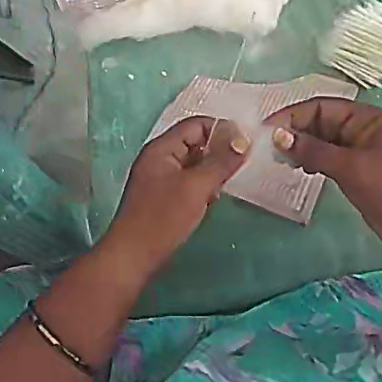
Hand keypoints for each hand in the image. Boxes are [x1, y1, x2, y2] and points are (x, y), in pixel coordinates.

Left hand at [100, 117, 251, 272]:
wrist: (133, 256)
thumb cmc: (162, 218)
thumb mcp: (196, 186)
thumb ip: (221, 162)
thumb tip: (243, 140)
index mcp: (162, 148)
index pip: (196, 125)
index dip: (222, 129)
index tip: (247, 143)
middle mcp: (159, 158)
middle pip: (195, 143)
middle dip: (219, 152)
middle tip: (241, 166)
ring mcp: (160, 178)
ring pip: (194, 164)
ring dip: (212, 172)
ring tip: (226, 185)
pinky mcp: (164, 197)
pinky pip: (189, 182)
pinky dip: (203, 187)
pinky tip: (212, 201)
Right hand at [267, 98, 381, 254]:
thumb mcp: (350, 166)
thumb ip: (313, 150)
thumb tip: (279, 136)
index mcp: (369, 118)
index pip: (323, 107)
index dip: (294, 115)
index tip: (268, 128)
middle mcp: (365, 130)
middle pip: (323, 122)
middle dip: (297, 132)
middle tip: (272, 148)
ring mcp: (364, 152)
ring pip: (325, 142)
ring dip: (304, 148)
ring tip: (285, 161)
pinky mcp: (361, 172)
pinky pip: (331, 159)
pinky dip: (315, 161)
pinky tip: (303, 170)